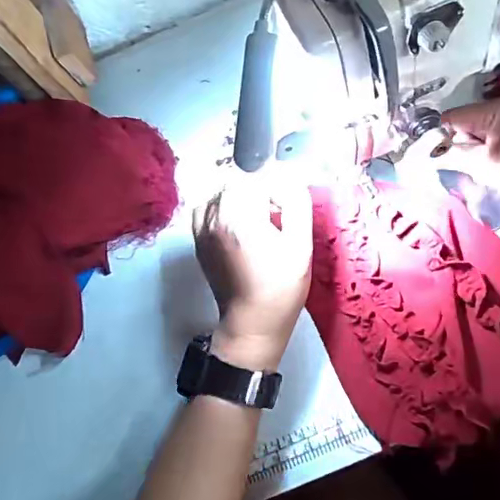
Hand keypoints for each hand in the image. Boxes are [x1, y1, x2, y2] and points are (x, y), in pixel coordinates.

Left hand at [193, 175, 312, 372]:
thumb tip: (290, 181)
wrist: (252, 323)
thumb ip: (297, 205)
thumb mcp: (301, 245)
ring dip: (241, 197)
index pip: (256, 176)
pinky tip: (240, 224)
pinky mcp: (198, 240)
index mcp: (240, 217)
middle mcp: (214, 218)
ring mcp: (201, 229)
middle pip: (236, 181)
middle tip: (278, 212)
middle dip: (259, 189)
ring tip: (259, 218)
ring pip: (221, 192)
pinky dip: (224, 207)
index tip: (288, 205)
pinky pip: (208, 208)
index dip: (277, 185)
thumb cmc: (282, 287)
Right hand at [440, 100, 499, 231]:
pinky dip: (490, 163)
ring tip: (482, 178)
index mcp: (496, 108)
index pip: (452, 116)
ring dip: (474, 161)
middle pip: (466, 128)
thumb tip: (432, 150)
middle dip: (458, 151)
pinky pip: (496, 149)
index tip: (429, 160)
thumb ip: (455, 155)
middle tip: (461, 174)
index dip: (438, 137)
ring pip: (480, 142)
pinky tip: (497, 178)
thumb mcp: (487, 165)